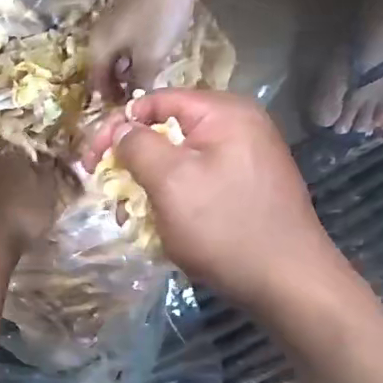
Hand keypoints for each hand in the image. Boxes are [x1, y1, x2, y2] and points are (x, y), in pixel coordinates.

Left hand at [0, 153, 68, 257]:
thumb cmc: (28, 214)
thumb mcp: (49, 193)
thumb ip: (47, 174)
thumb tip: (44, 163)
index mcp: (12, 159)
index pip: (26, 159)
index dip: (35, 172)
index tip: (43, 187)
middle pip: (9, 171)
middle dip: (18, 182)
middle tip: (30, 199)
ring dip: (4, 195)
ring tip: (16, 213)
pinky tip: (2, 221)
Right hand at [81, 90, 347, 308]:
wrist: (291, 282)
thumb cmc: (225, 228)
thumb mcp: (171, 182)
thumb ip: (139, 146)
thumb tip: (122, 130)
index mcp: (226, 112)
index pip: (156, 101)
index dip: (118, 126)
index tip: (92, 163)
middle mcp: (245, 125)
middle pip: (173, 130)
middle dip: (138, 159)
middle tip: (115, 192)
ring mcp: (255, 158)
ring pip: (189, 160)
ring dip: (158, 184)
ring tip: (140, 215)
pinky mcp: (256, 188)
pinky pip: (209, 181)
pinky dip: (184, 197)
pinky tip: (175, 225)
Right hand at [88, 0, 203, 99]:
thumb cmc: (159, 16)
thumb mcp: (151, 57)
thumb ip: (140, 82)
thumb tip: (133, 101)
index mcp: (98, 47)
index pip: (96, 84)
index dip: (110, 102)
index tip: (126, 118)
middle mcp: (100, 35)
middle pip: (105, 70)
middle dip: (119, 89)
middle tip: (138, 106)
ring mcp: (115, 23)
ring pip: (118, 58)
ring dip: (129, 74)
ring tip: (147, 89)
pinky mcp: (131, 14)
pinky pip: (128, 46)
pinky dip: (136, 59)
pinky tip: (154, 65)